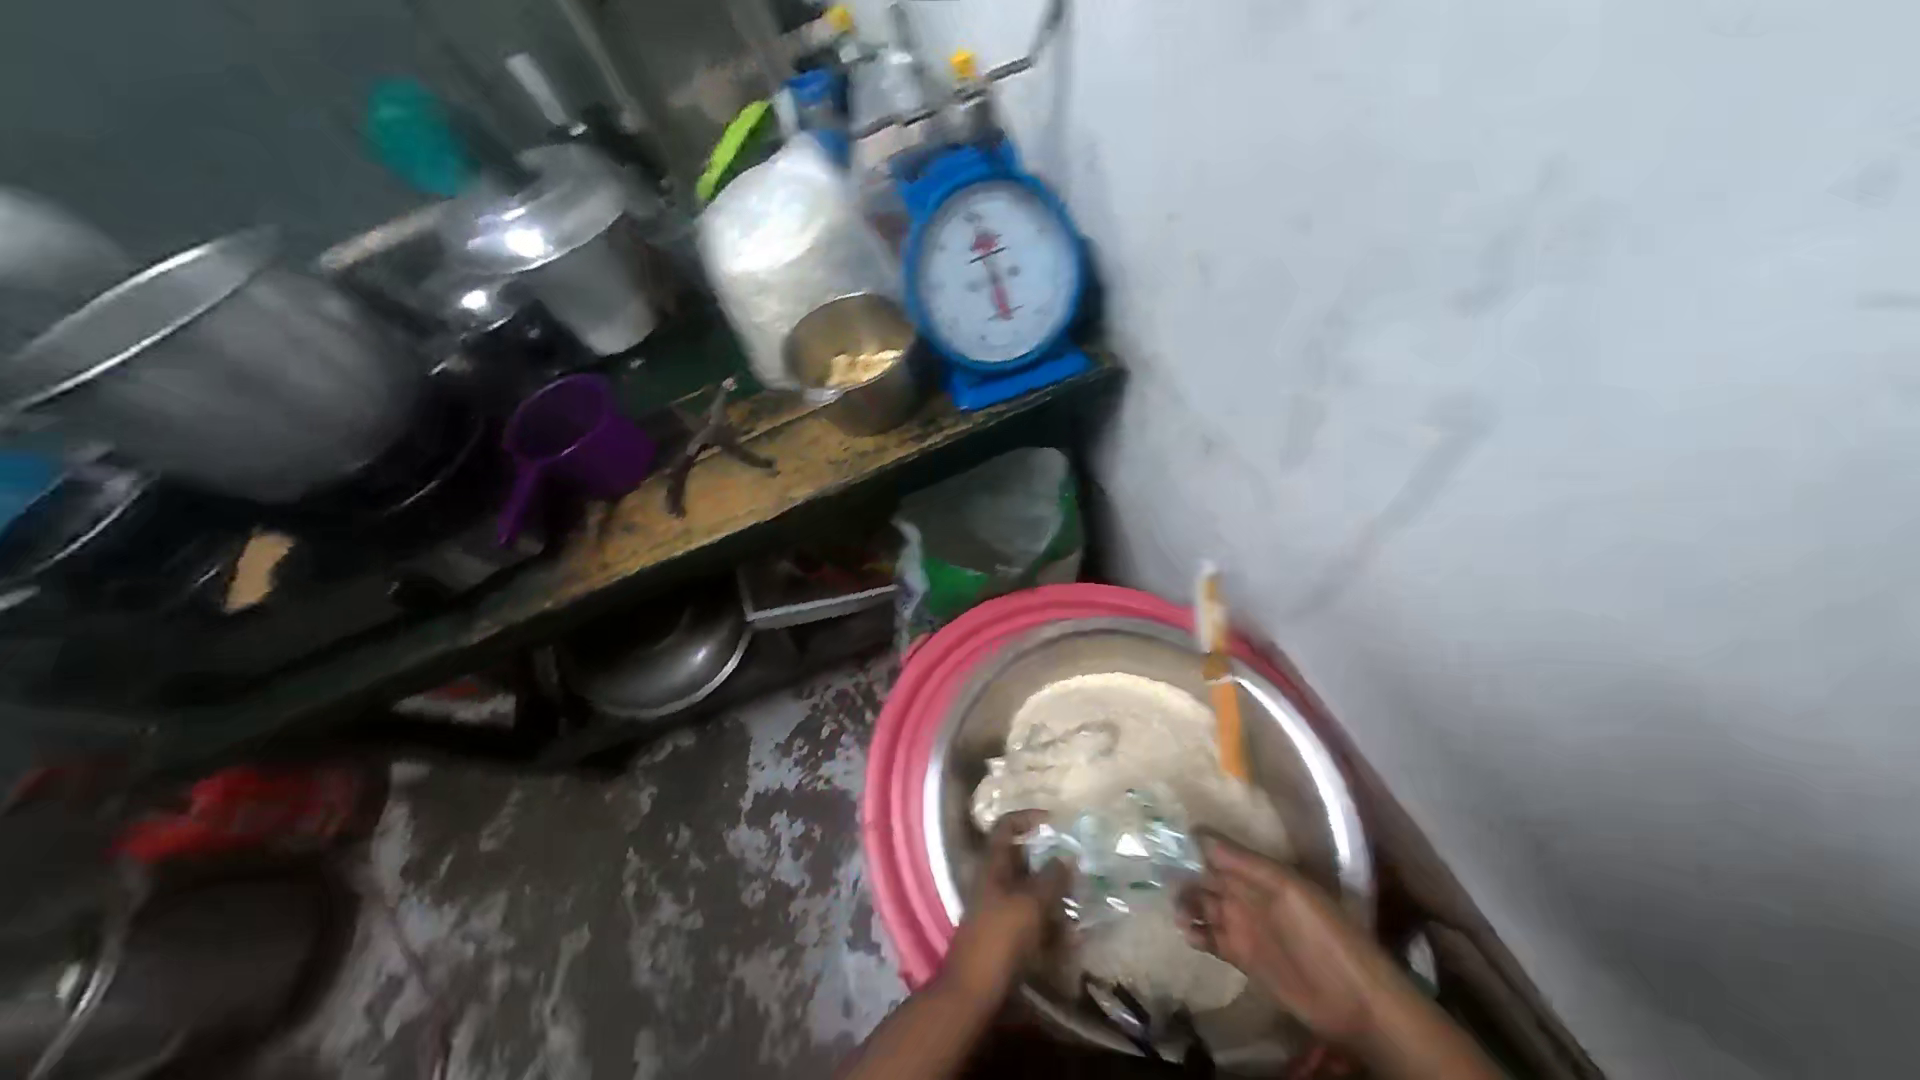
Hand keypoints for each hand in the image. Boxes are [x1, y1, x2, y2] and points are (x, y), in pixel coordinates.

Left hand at [941, 810, 1073, 1005]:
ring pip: (1030, 890)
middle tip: (1078, 864)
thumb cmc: (1000, 940)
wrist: (973, 993)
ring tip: (1081, 899)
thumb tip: (1067, 855)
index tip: (1056, 821)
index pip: (1006, 827)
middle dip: (1050, 860)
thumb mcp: (1030, 904)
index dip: (1028, 818)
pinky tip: (1071, 933)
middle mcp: (993, 882)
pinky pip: (1032, 919)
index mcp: (993, 866)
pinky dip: (1050, 921)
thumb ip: (1050, 878)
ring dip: (1054, 893)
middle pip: (1022, 860)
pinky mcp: (1006, 936)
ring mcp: (998, 910)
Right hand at [1180, 834, 1403, 1045]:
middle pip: (1204, 877)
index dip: (1191, 845)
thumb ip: (1242, 862)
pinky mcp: (1241, 957)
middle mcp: (1247, 895)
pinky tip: (1189, 934)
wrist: (1356, 1002)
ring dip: (1186, 904)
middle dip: (1181, 873)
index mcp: (1259, 873)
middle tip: (1156, 875)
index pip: (1217, 851)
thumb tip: (1197, 832)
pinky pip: (1209, 938)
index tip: (1162, 839)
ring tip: (1179, 912)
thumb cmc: (1324, 935)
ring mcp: (1243, 926)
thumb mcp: (1286, 889)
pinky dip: (1195, 934)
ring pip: (1203, 906)